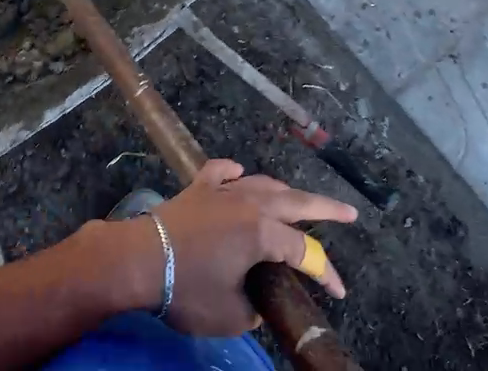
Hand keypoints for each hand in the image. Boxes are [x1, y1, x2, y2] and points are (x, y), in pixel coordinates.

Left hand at [147, 159, 357, 335]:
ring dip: (283, 192)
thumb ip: (255, 307)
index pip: (304, 252)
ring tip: (298, 200)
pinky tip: (239, 172)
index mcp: (262, 232)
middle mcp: (248, 203)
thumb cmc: (187, 288)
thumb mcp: (231, 314)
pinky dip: (234, 172)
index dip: (324, 272)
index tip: (338, 292)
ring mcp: (221, 191)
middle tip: (348, 212)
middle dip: (325, 208)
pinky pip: (221, 172)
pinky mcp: (196, 188)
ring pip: (261, 183)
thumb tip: (257, 299)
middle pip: (295, 201)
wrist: (139, 260)